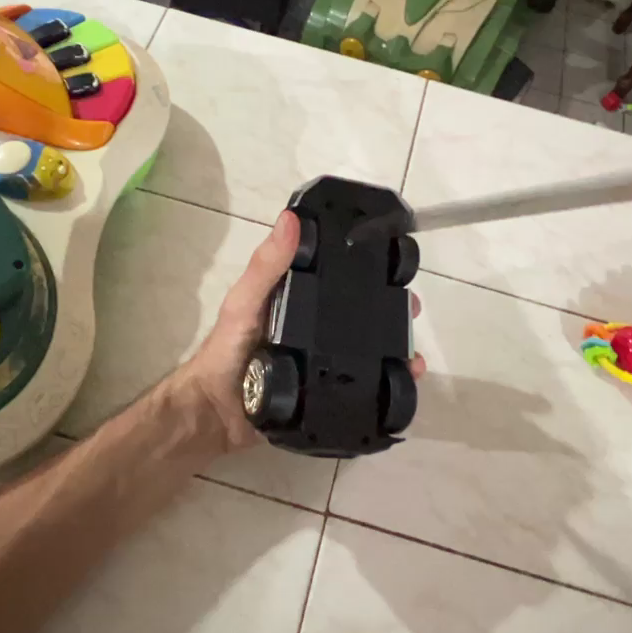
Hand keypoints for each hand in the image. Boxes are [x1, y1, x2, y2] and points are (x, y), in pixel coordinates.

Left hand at [171, 212, 425, 454]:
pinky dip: (385, 384)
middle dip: (388, 312)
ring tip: (414, 355)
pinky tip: (405, 382)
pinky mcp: (325, 393)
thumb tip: (291, 219)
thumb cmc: (227, 351)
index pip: (335, 280)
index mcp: (295, 302)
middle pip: (358, 316)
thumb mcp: (245, 302)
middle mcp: (312, 330)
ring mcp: (321, 363)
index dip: (364, 270)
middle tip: (412, 310)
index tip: (393, 264)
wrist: (216, 413)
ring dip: (393, 349)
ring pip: (365, 351)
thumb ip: (266, 267)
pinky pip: (360, 385)